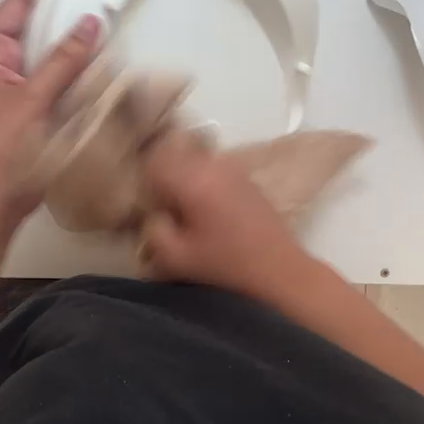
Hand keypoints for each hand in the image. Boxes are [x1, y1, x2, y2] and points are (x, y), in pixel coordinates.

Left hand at [0, 0, 100, 227]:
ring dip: (68, 39)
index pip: (14, 5)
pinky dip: (72, 68)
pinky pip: (52, 77)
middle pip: (29, 25)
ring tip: (99, 16)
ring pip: (43, 52)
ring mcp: (13, 89)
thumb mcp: (34, 100)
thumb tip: (90, 23)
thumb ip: (63, 60)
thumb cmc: (4, 151)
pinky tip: (95, 62)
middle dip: (58, 6)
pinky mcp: (28, 110)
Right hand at [139, 130, 322, 302]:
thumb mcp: (177, 258)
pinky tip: (208, 211)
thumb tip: (152, 215)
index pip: (152, 162)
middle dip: (163, 178)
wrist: (279, 268)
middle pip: (173, 155)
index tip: (147, 205)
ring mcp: (232, 167)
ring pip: (193, 161)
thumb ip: (154, 231)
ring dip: (184, 179)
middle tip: (163, 209)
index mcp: (193, 180)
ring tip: (186, 211)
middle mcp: (213, 164)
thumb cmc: (226, 264)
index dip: (144, 183)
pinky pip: (212, 169)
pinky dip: (202, 183)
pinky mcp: (245, 177)